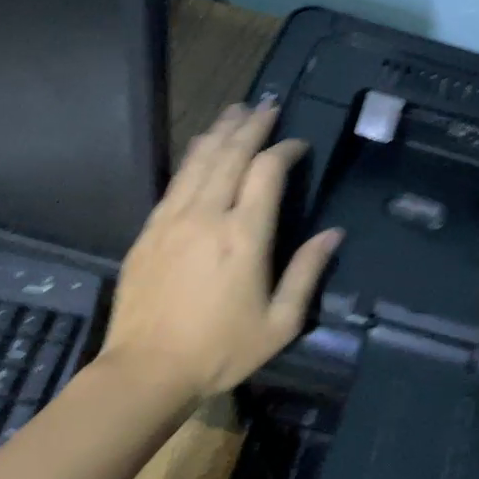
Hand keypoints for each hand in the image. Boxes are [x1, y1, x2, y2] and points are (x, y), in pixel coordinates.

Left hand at [99, 101, 343, 400]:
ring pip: (199, 160)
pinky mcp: (149, 231)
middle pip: (231, 154)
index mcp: (244, 236)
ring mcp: (173, 220)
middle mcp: (208, 215)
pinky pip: (176, 180)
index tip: (298, 144)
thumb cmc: (221, 350)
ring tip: (236, 111)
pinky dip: (194, 156)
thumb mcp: (280, 323)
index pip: (267, 171)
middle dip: (252, 126)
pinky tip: (202, 147)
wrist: (146, 371)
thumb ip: (306, 273)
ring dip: (221, 131)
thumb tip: (333, 234)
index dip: (284, 149)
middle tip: (268, 107)